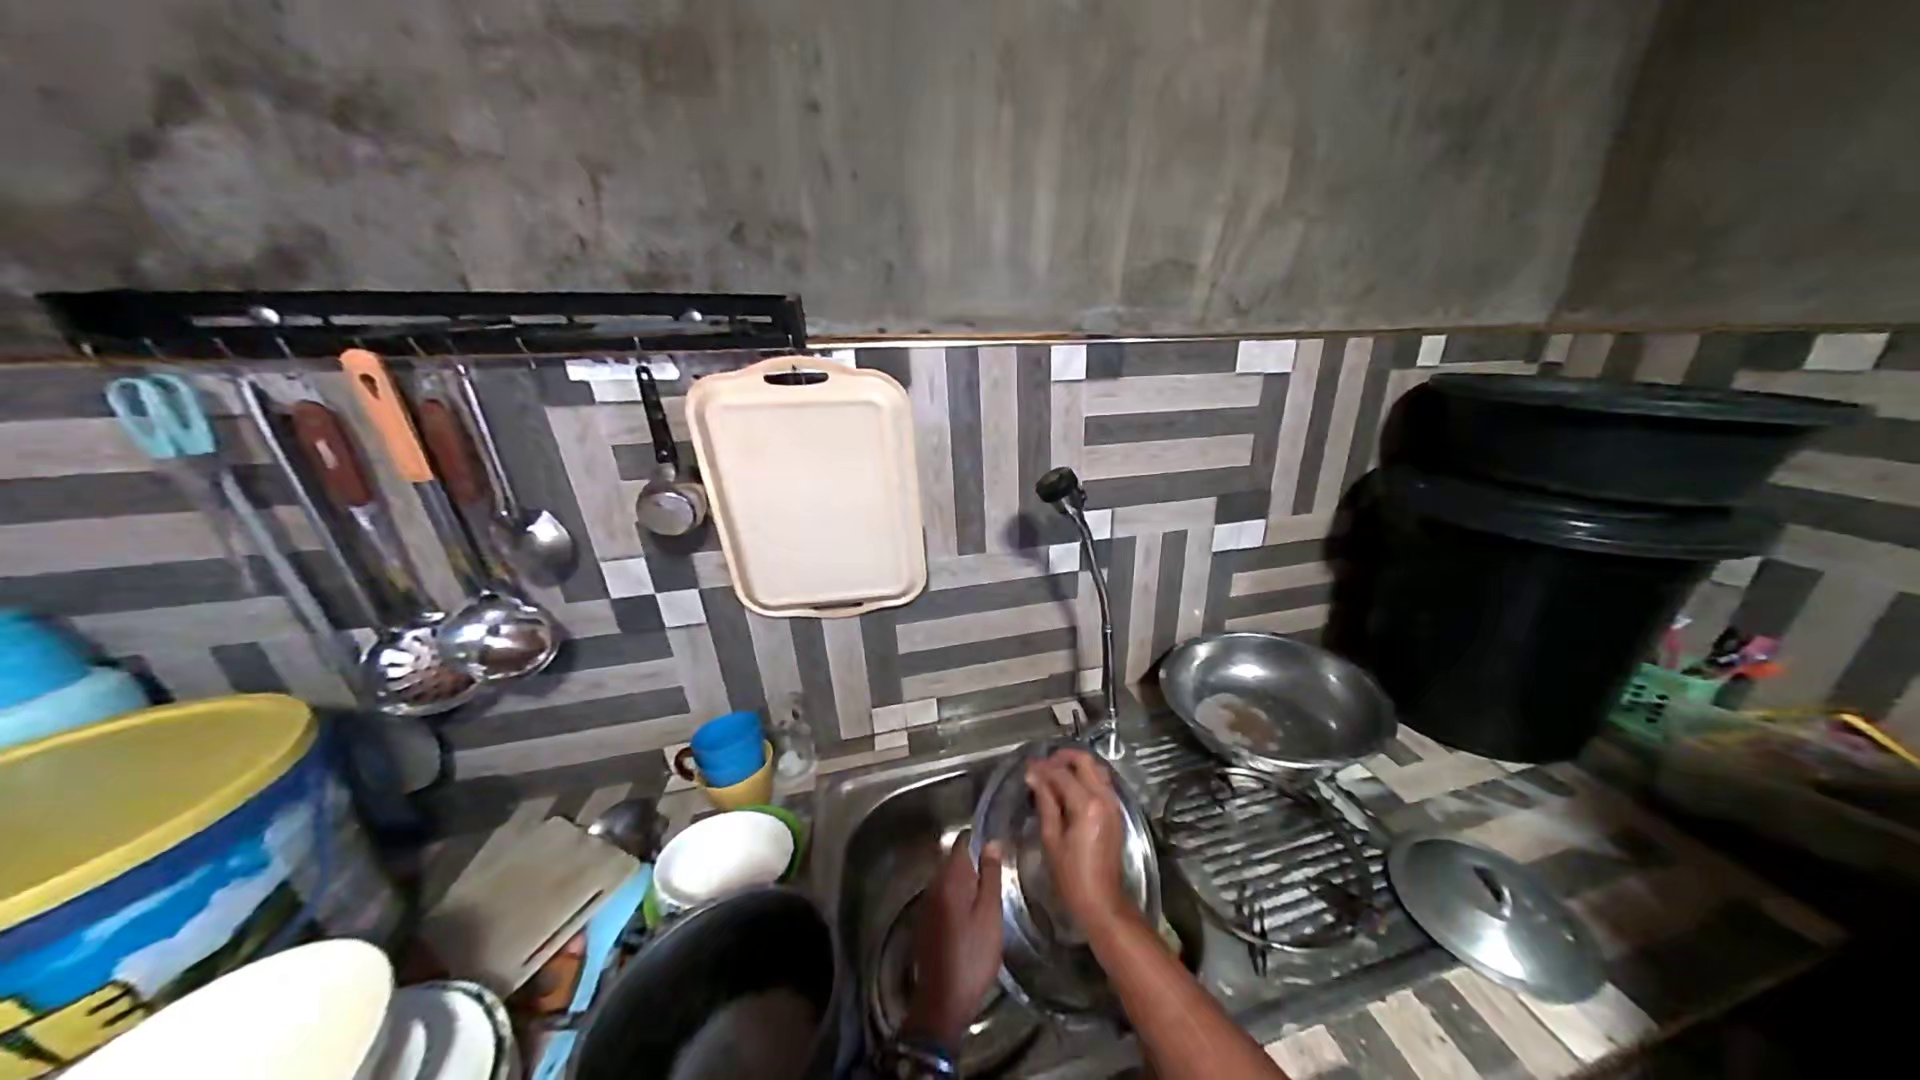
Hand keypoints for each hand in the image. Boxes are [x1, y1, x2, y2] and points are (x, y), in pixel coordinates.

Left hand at [903, 835, 1004, 1049]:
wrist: (943, 1000)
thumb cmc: (973, 956)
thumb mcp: (990, 914)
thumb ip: (990, 876)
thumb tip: (991, 843)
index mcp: (949, 880)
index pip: (961, 844)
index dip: (979, 838)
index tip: (997, 841)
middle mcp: (933, 886)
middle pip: (953, 860)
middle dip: (973, 860)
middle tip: (998, 869)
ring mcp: (926, 904)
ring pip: (947, 879)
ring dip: (965, 880)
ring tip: (988, 890)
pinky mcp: (925, 921)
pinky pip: (942, 896)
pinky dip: (957, 896)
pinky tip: (971, 911)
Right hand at [1026, 748, 1132, 930]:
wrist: (1102, 902)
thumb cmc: (1071, 876)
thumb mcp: (1051, 838)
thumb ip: (1045, 802)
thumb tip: (1034, 776)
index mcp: (1087, 804)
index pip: (1062, 774)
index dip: (1042, 767)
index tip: (1027, 766)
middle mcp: (1104, 798)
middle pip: (1086, 761)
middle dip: (1063, 758)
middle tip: (1043, 766)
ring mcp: (1114, 805)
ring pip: (1097, 769)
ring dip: (1076, 766)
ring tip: (1054, 774)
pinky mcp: (1116, 813)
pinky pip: (1102, 783)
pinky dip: (1086, 777)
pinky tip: (1069, 788)